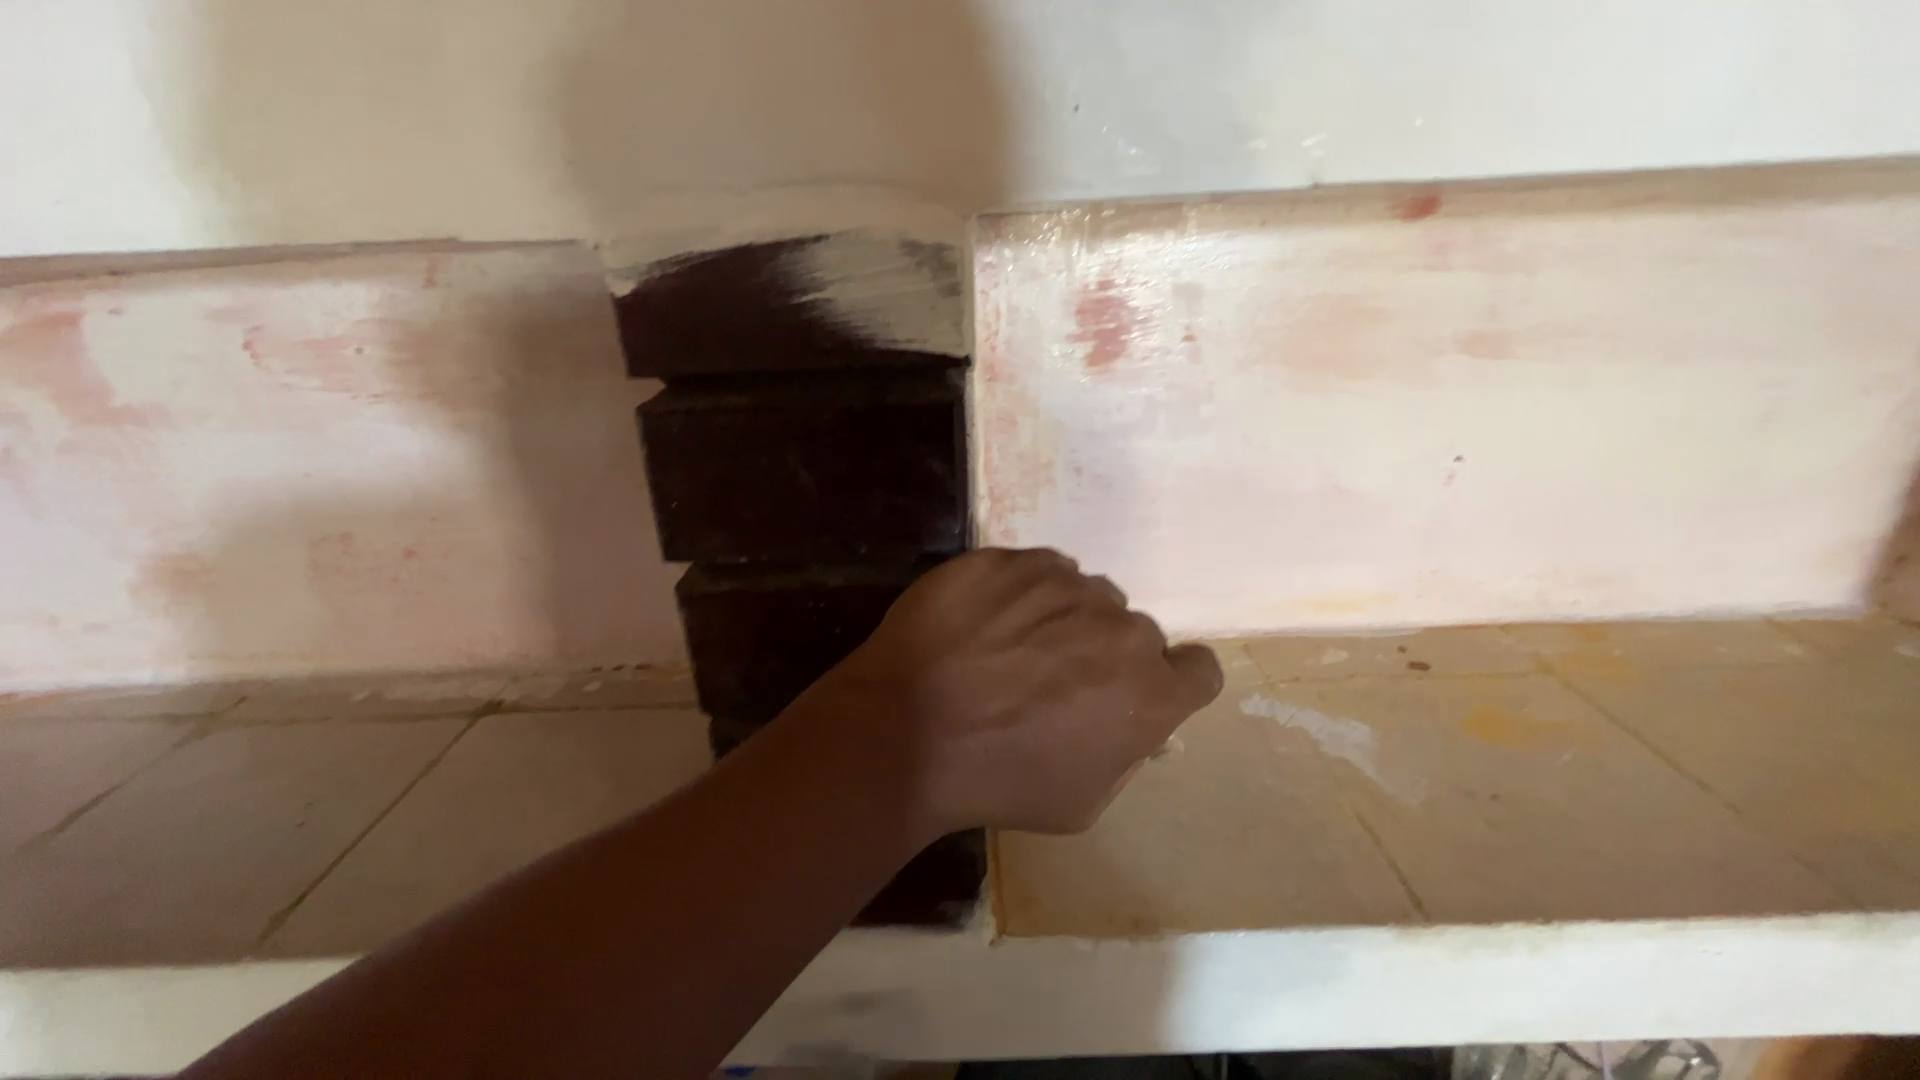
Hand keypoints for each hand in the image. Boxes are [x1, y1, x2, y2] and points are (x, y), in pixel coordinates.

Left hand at [785, 548, 1222, 836]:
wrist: (905, 733)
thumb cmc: (998, 781)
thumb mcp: (1081, 802)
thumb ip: (1125, 754)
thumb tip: (1136, 724)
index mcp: (1149, 692)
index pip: (1200, 669)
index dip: (1173, 681)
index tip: (1138, 691)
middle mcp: (1120, 627)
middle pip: (1135, 632)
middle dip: (1106, 653)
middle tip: (1054, 679)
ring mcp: (1062, 584)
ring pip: (1085, 595)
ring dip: (1064, 618)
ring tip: (1011, 649)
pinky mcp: (1009, 560)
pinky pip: (1037, 570)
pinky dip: (1021, 593)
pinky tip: (984, 624)